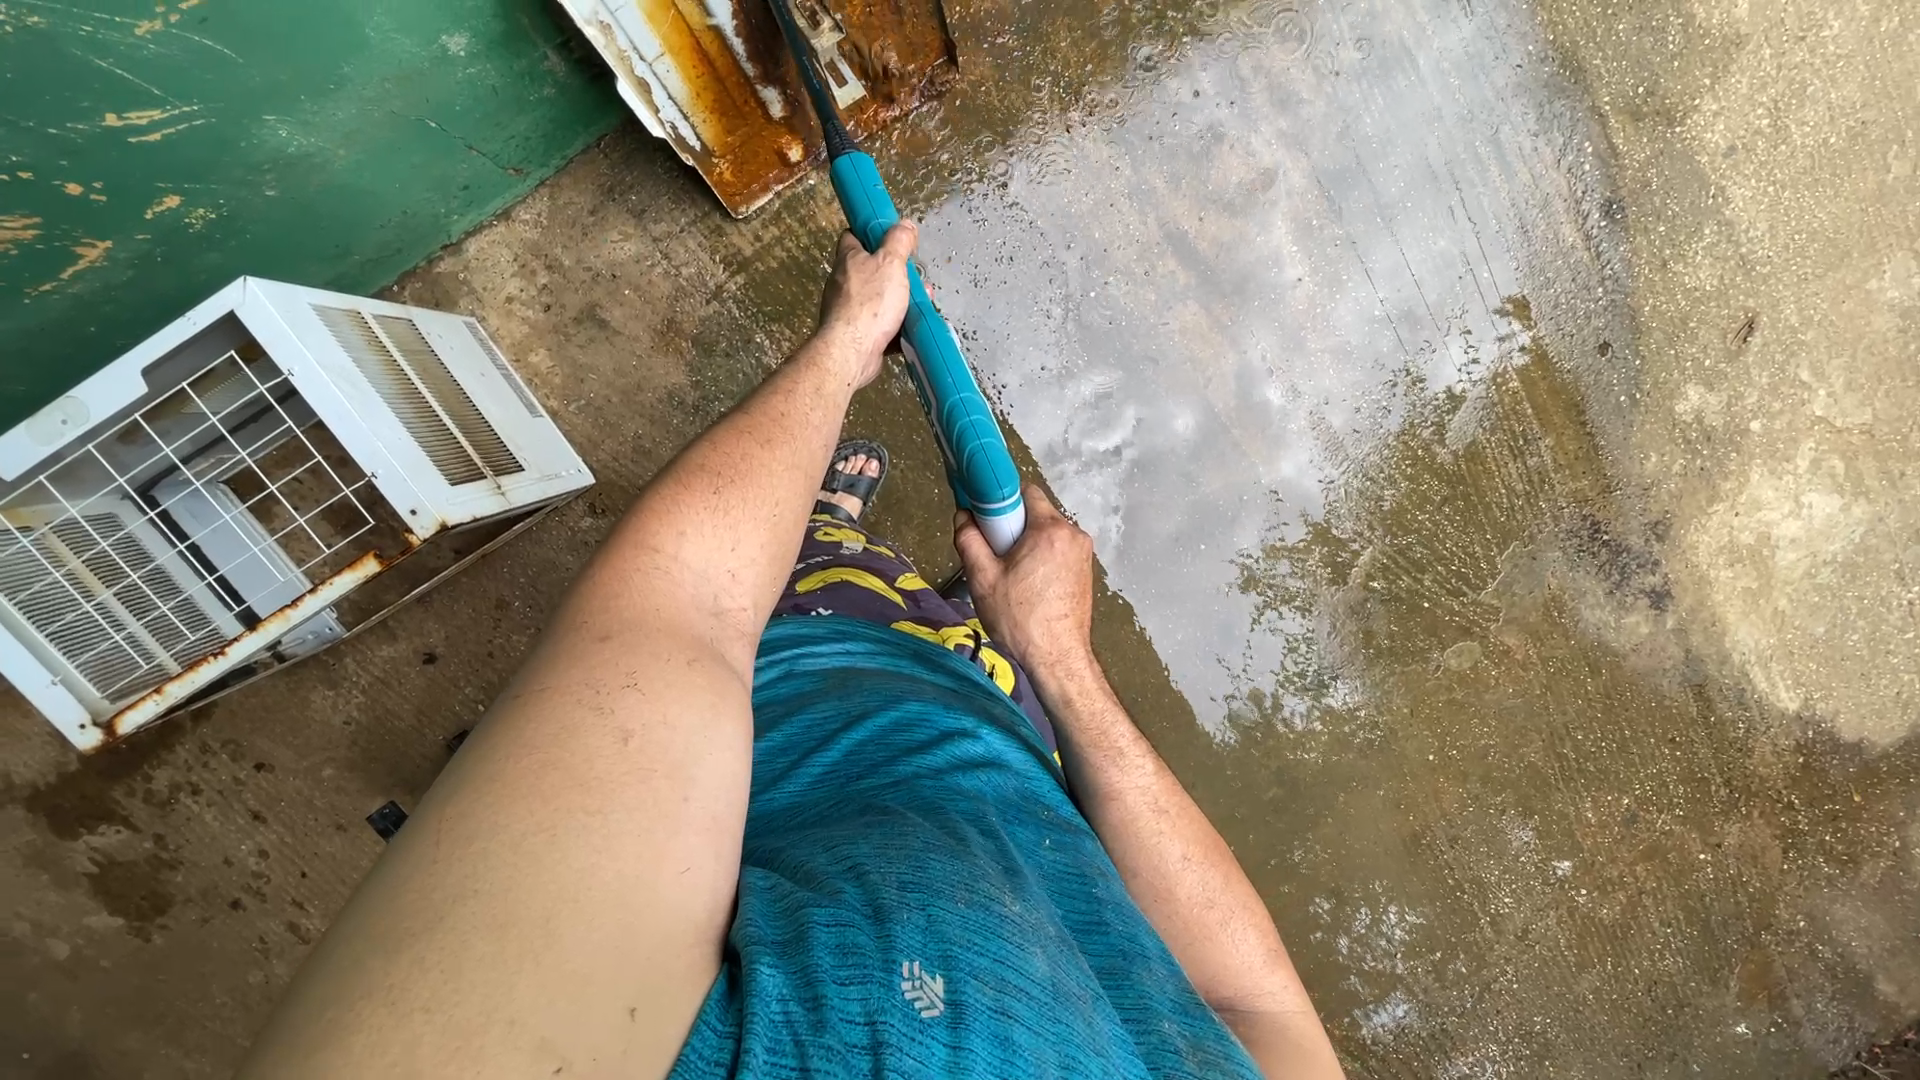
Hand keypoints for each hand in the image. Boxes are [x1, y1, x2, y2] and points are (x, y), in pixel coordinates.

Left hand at [816, 222, 916, 386]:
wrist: (853, 351)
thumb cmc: (871, 303)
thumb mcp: (891, 264)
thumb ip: (899, 242)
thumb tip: (905, 224)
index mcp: (848, 259)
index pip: (854, 236)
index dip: (872, 235)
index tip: (892, 241)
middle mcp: (843, 283)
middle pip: (870, 271)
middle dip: (895, 275)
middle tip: (915, 281)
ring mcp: (847, 311)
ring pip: (876, 300)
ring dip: (898, 303)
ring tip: (919, 307)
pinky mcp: (855, 335)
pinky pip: (878, 326)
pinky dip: (894, 327)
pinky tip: (909, 330)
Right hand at [953, 484, 1097, 683]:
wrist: (1057, 657)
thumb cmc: (1023, 622)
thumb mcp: (982, 578)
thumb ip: (968, 539)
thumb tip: (964, 517)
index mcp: (1050, 530)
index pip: (1024, 490)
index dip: (1000, 501)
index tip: (986, 519)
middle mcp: (1073, 536)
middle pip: (1036, 512)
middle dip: (1012, 527)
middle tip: (996, 555)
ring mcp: (1083, 554)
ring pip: (1046, 533)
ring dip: (1026, 544)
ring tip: (1011, 575)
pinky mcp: (1084, 571)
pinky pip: (1057, 551)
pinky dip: (1041, 559)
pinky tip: (1028, 585)